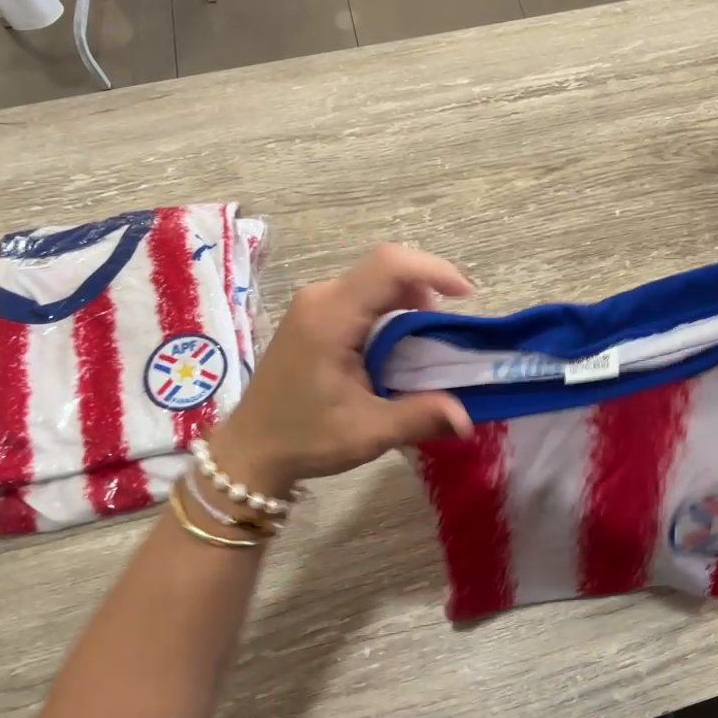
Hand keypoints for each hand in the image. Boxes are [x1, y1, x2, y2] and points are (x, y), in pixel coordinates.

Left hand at [206, 244, 475, 494]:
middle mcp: (320, 298)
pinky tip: (397, 348)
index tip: (466, 296)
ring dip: (409, 303)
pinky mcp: (312, 315)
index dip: (433, 270)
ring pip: (375, 282)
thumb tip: (468, 418)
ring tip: (425, 345)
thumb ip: (420, 416)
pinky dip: (390, 311)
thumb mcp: (368, 432)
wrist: (249, 451)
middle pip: (386, 270)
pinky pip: (361, 296)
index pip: (389, 266)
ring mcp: (313, 304)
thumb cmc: (304, 438)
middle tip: (445, 333)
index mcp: (331, 317)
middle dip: (426, 292)